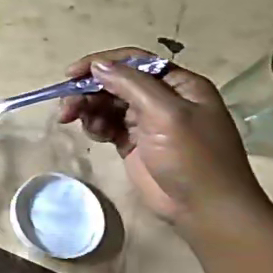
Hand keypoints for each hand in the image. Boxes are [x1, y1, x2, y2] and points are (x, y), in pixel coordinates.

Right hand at [60, 48, 272, 228]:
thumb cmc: (193, 158)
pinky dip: (94, 126)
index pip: (134, 61)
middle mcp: (162, 98)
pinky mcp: (133, 143)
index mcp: (179, 85)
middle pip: (115, 82)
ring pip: (107, 103)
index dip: (100, 63)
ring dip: (87, 108)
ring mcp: (147, 122)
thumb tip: (98, 65)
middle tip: (66, 107)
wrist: (206, 210)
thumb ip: (131, 85)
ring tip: (72, 120)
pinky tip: (94, 135)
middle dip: (88, 90)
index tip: (71, 75)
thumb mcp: (166, 114)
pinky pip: (106, 124)